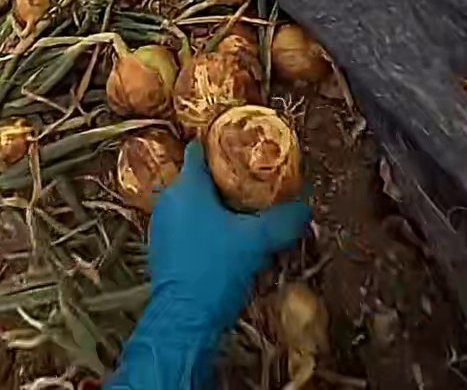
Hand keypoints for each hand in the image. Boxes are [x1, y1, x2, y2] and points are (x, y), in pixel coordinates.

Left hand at [107, 144, 309, 389]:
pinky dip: (202, 226)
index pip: (198, 149)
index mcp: (187, 185)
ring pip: (190, 203)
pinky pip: (184, 225)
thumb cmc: (215, 268)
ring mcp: (162, 225)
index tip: (239, 147)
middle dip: (221, 179)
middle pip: (197, 176)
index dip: (218, 144)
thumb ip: (282, 221)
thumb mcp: (256, 241)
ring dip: (212, 206)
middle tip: (249, 183)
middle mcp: (169, 198)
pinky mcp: (161, 249)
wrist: (183, 323)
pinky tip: (224, 241)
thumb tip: (305, 207)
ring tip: (241, 213)